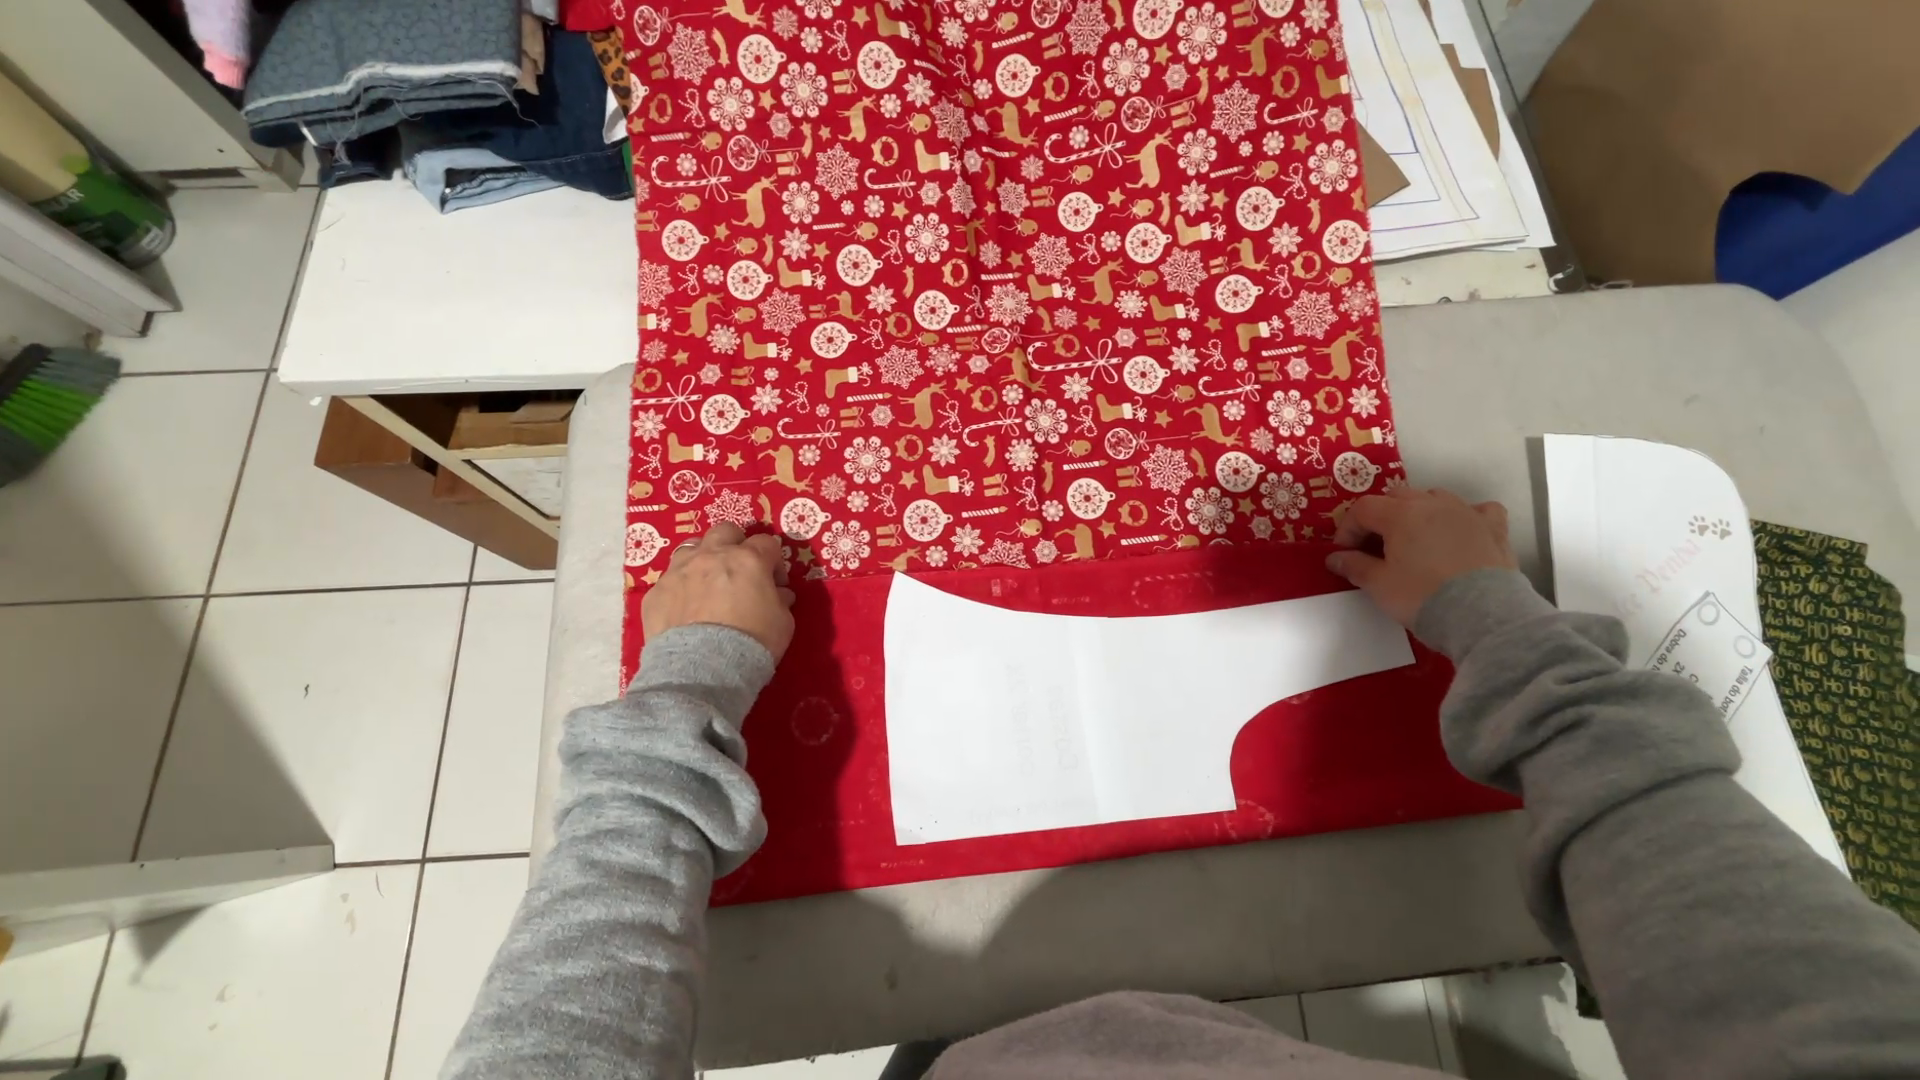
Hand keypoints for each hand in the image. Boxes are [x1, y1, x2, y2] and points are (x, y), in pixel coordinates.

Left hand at [641, 524, 795, 660]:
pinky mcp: (656, 592)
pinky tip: (685, 609)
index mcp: (748, 560)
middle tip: (740, 570)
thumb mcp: (783, 623)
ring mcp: (679, 571)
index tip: (775, 582)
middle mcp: (712, 556)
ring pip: (691, 547)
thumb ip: (781, 601)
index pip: (767, 543)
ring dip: (703, 559)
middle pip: (725, 531)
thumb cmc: (753, 641)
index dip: (774, 561)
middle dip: (735, 544)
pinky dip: (681, 588)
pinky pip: (669, 579)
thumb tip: (779, 593)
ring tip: (707, 583)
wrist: (704, 668)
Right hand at [1325, 487, 1517, 627]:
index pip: (1363, 509)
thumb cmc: (1422, 596)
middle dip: (1380, 517)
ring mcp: (1466, 513)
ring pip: (1435, 497)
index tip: (1344, 554)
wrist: (1482, 615)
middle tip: (1375, 546)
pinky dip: (1465, 516)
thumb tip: (1335, 558)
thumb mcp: (1379, 585)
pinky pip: (1478, 510)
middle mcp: (1432, 504)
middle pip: (1396, 496)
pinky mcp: (1494, 528)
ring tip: (1414, 538)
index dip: (1348, 529)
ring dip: (1418, 511)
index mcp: (1400, 514)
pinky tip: (1460, 531)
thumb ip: (1354, 566)